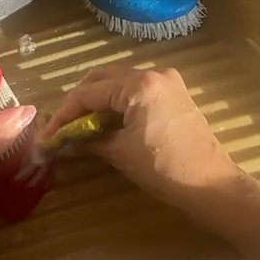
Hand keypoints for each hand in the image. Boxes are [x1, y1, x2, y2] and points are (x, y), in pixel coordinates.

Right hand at [39, 65, 244, 209]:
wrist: (211, 185)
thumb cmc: (164, 168)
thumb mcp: (120, 153)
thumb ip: (87, 142)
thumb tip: (60, 145)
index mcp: (139, 84)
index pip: (88, 92)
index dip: (63, 114)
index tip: (48, 134)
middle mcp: (154, 73)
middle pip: (103, 79)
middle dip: (79, 103)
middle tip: (62, 128)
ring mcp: (167, 83)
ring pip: (120, 83)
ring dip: (97, 103)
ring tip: (80, 128)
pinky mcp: (175, 96)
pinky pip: (137, 92)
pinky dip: (117, 105)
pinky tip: (105, 124)